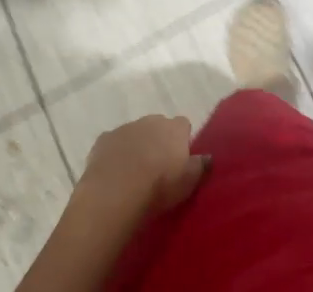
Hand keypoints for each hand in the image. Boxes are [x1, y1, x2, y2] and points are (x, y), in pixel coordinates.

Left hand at [81, 114, 208, 215]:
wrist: (116, 192)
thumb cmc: (159, 186)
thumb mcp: (188, 182)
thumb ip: (201, 166)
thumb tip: (209, 157)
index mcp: (174, 128)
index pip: (183, 125)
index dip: (182, 141)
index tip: (179, 160)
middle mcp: (151, 121)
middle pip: (158, 127)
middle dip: (158, 141)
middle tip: (157, 167)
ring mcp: (125, 128)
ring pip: (135, 134)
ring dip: (136, 146)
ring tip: (134, 173)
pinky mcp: (103, 139)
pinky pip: (113, 143)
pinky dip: (115, 154)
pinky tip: (113, 173)